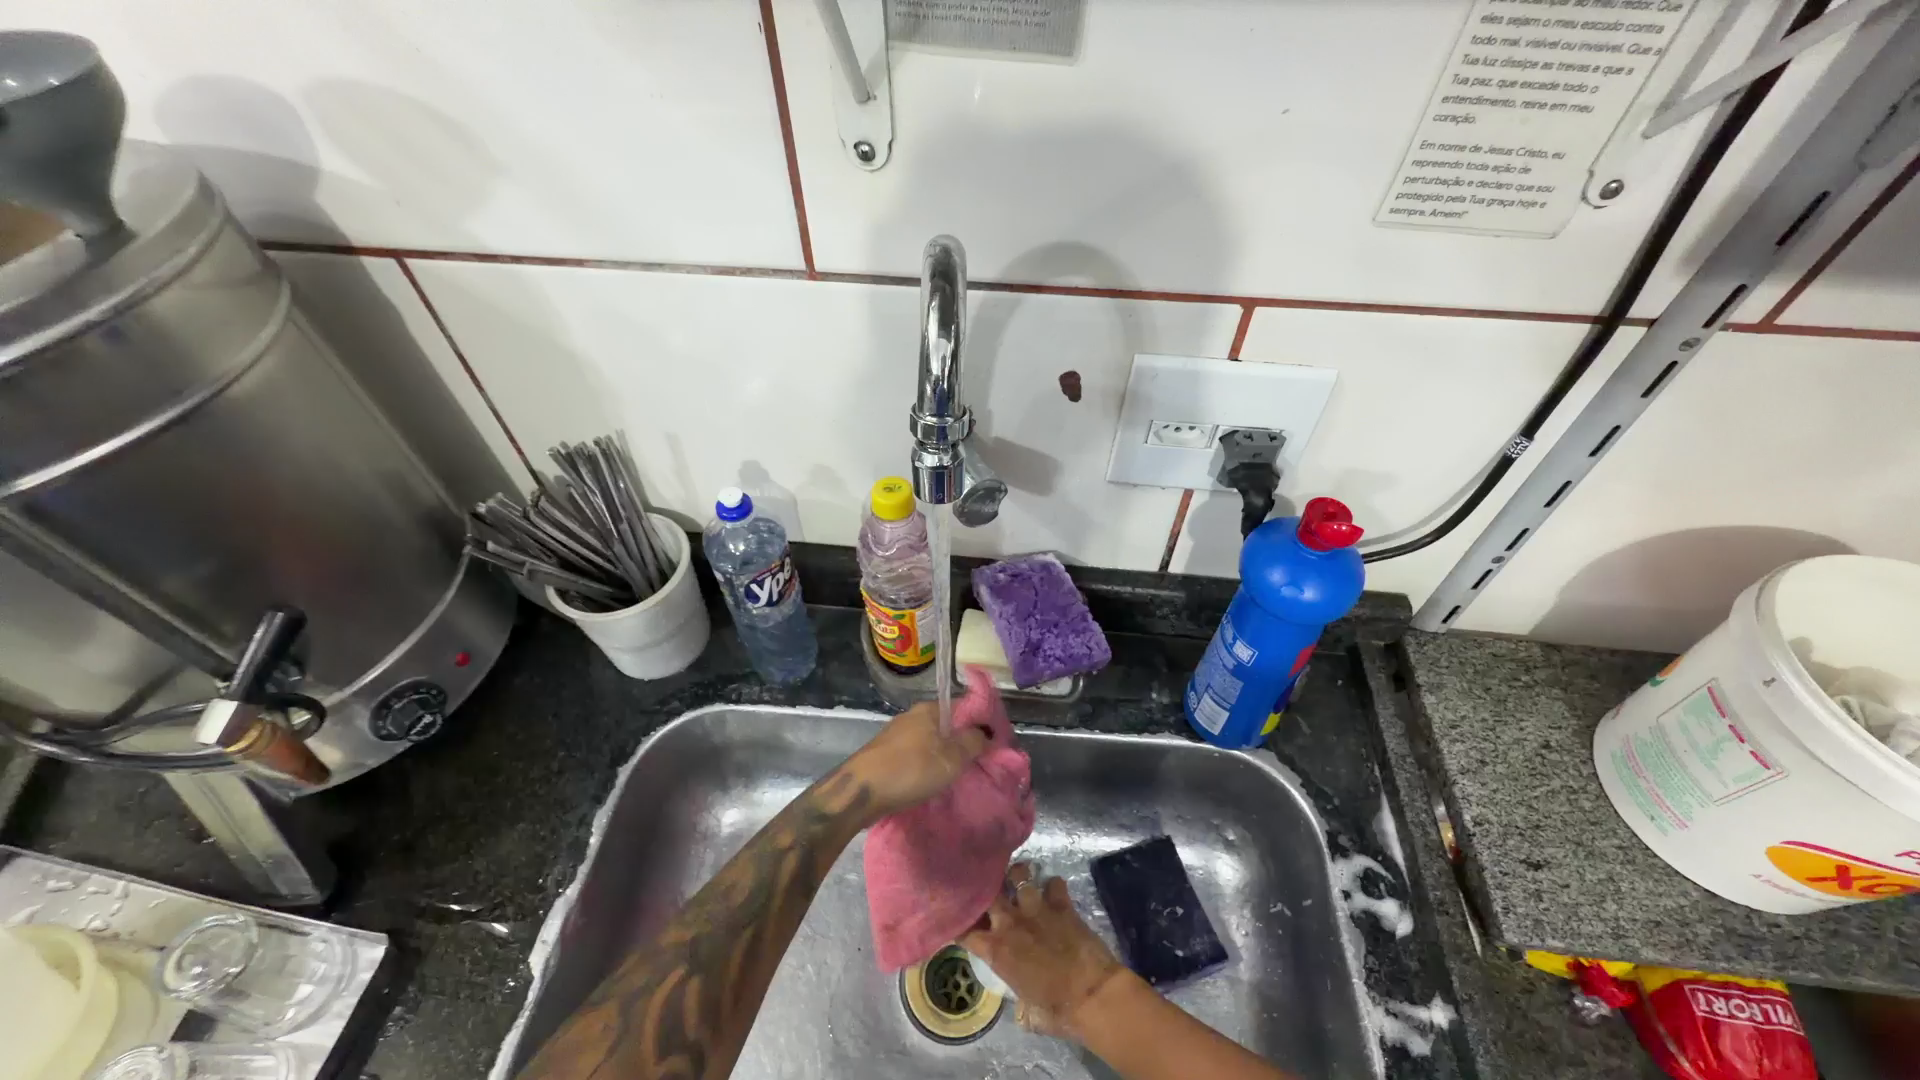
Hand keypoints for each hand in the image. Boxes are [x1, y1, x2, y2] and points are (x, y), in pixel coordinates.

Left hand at [842, 702, 989, 817]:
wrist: (860, 792)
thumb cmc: (909, 770)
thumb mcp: (951, 758)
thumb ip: (973, 742)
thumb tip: (985, 732)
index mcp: (929, 709)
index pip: (964, 707)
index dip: (982, 723)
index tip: (995, 743)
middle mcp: (912, 716)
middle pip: (948, 725)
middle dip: (964, 742)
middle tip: (980, 764)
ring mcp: (897, 735)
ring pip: (932, 741)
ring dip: (945, 756)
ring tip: (959, 775)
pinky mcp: (887, 754)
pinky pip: (917, 755)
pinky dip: (928, 765)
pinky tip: (933, 781)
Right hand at [960, 862, 1130, 1039]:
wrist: (1093, 996)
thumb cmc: (1058, 1010)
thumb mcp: (1028, 1014)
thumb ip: (1019, 1002)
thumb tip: (1023, 1007)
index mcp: (997, 950)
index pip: (964, 931)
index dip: (959, 924)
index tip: (959, 921)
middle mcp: (1011, 923)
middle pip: (987, 892)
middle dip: (984, 889)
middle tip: (987, 890)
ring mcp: (1036, 909)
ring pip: (1019, 874)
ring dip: (1017, 875)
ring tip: (1019, 878)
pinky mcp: (1062, 905)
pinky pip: (1054, 883)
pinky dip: (1053, 886)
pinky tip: (1054, 891)